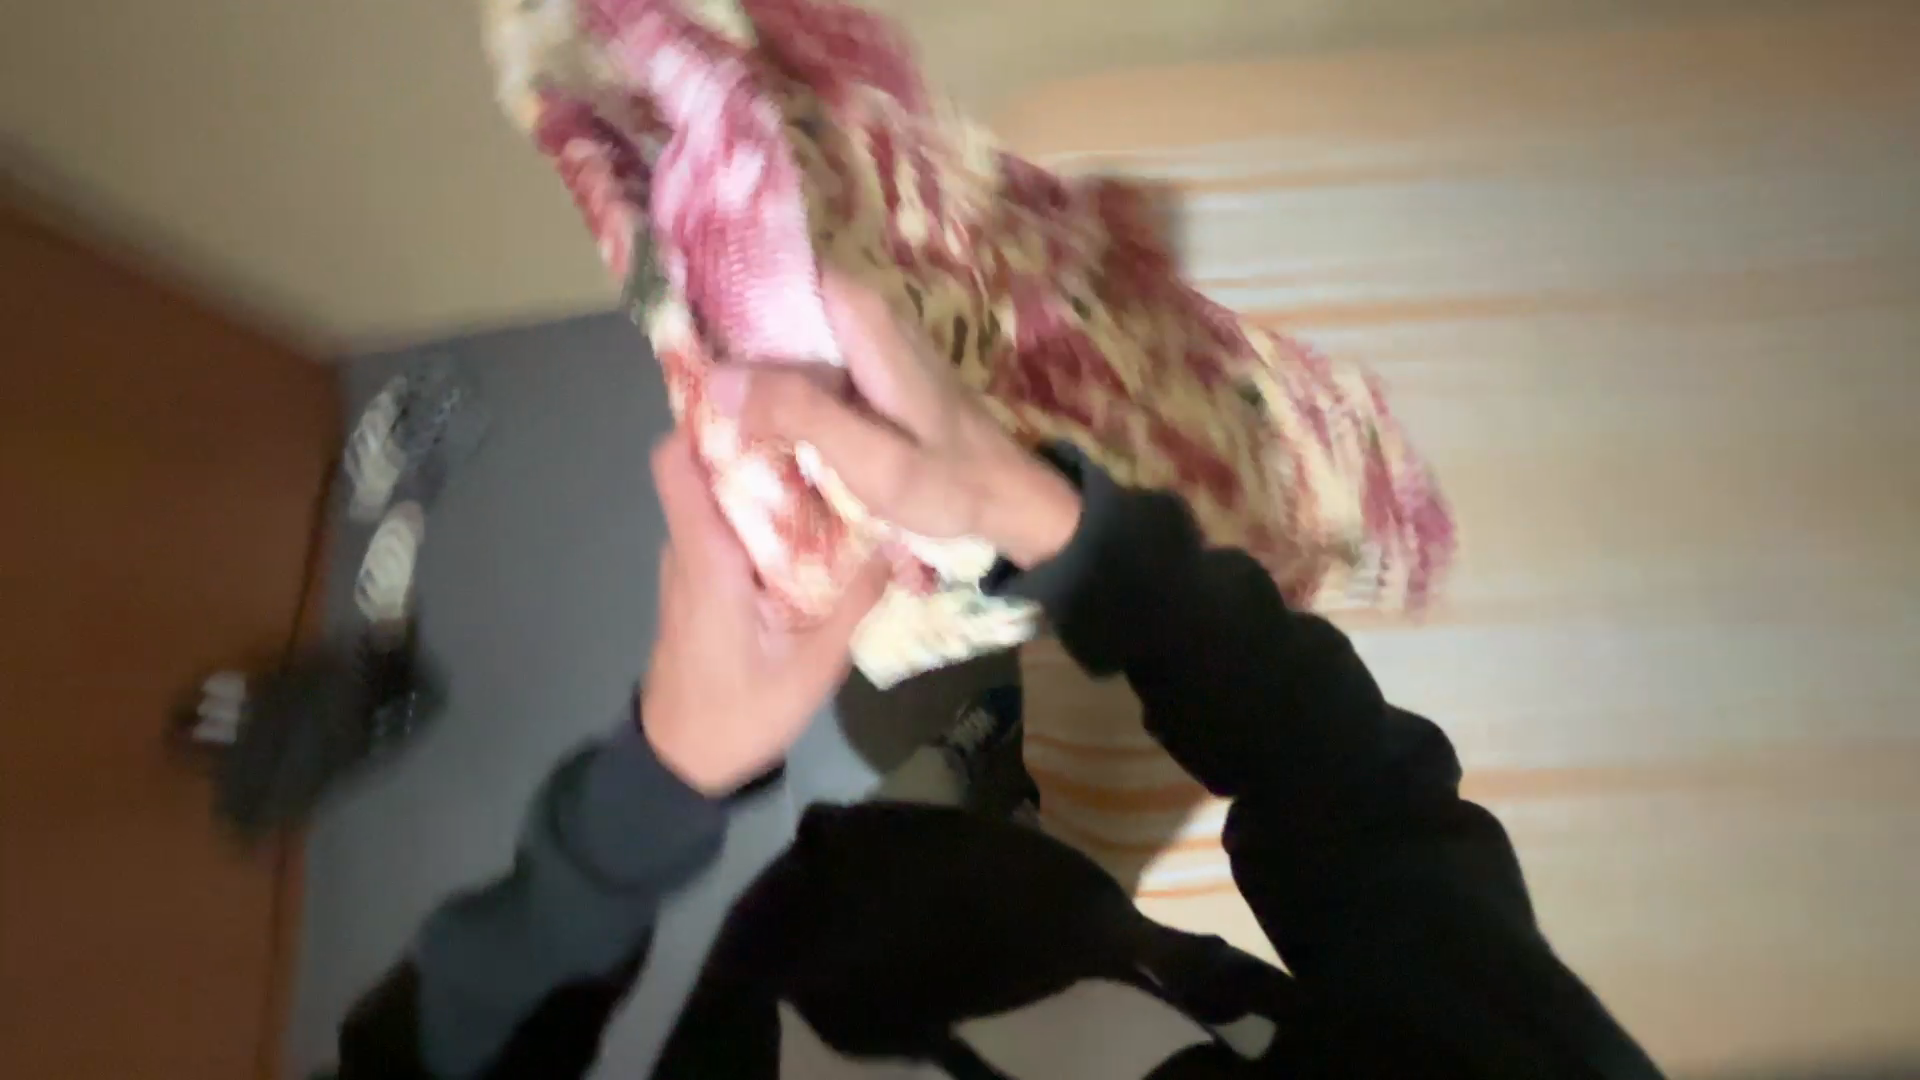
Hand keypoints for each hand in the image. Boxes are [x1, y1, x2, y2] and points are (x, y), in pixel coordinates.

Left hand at [641, 430, 888, 794]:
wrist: (683, 760)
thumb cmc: (739, 713)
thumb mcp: (812, 667)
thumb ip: (853, 603)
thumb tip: (895, 545)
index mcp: (708, 559)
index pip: (679, 465)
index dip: (707, 419)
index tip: (765, 394)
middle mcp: (691, 549)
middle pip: (706, 467)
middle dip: (756, 436)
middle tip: (823, 421)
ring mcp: (694, 564)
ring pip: (718, 495)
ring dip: (763, 473)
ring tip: (827, 459)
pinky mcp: (704, 580)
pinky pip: (727, 524)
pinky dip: (763, 508)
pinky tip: (814, 517)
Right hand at [705, 272, 1081, 567]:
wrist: (1006, 498)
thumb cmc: (948, 481)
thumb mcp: (874, 459)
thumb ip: (801, 415)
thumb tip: (715, 377)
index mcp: (862, 319)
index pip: (776, 268)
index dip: (721, 280)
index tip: (670, 307)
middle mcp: (862, 316)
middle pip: (774, 301)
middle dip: (724, 330)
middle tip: (676, 372)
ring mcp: (865, 344)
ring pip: (787, 334)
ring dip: (746, 361)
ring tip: (695, 393)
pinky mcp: (866, 372)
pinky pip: (805, 362)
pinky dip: (775, 383)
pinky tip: (747, 415)